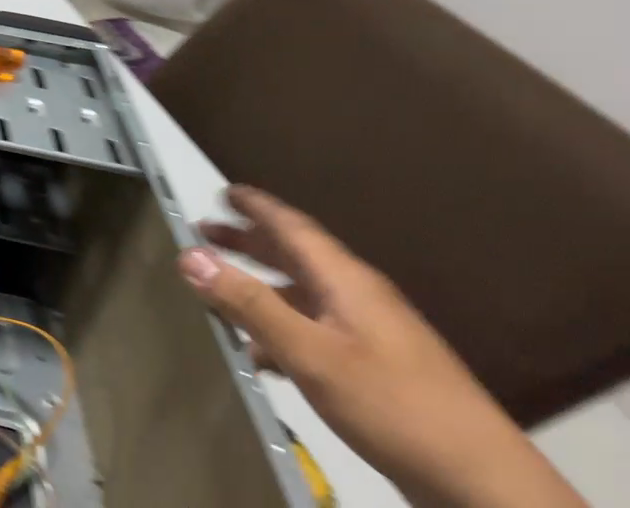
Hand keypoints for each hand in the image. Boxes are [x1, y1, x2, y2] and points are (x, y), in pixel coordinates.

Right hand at [180, 186, 583, 507]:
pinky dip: (278, 327)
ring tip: (217, 291)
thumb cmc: (391, 402)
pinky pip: (313, 329)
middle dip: (250, 242)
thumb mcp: (309, 353)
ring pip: (303, 295)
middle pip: (297, 257)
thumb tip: (190, 255)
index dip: (258, 207)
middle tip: (205, 232)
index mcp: (346, 282)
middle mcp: (358, 298)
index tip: (222, 191)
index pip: (295, 228)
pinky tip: (257, 352)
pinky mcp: (373, 367)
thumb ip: (249, 304)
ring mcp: (370, 333)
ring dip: (260, 287)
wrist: (478, 480)